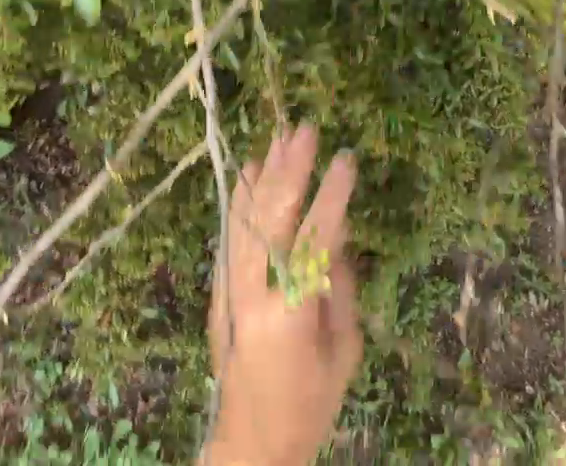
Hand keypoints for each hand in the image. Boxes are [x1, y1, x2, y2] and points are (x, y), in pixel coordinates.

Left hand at [203, 124, 361, 465]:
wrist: (250, 441)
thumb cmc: (309, 404)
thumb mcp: (344, 351)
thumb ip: (340, 288)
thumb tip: (339, 232)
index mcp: (291, 314)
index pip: (315, 240)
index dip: (332, 197)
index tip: (346, 158)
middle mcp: (253, 293)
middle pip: (271, 218)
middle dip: (289, 170)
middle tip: (304, 130)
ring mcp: (229, 289)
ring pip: (245, 219)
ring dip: (263, 175)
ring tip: (278, 137)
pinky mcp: (219, 290)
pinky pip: (230, 234)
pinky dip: (240, 199)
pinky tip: (249, 171)